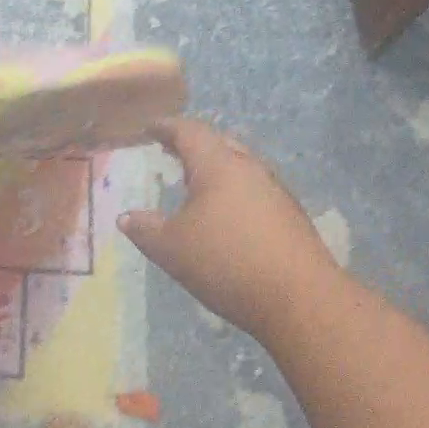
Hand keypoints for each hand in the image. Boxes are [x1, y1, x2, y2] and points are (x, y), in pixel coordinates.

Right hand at [118, 119, 341, 338]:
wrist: (302, 300)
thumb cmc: (227, 263)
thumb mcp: (171, 249)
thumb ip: (145, 229)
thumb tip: (126, 217)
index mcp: (218, 164)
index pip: (188, 131)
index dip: (166, 127)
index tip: (149, 127)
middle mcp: (250, 168)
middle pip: (219, 143)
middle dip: (193, 144)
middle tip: (172, 151)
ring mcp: (276, 192)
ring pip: (241, 167)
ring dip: (216, 169)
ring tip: (196, 184)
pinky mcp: (292, 217)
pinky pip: (255, 191)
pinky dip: (234, 193)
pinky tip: (226, 216)